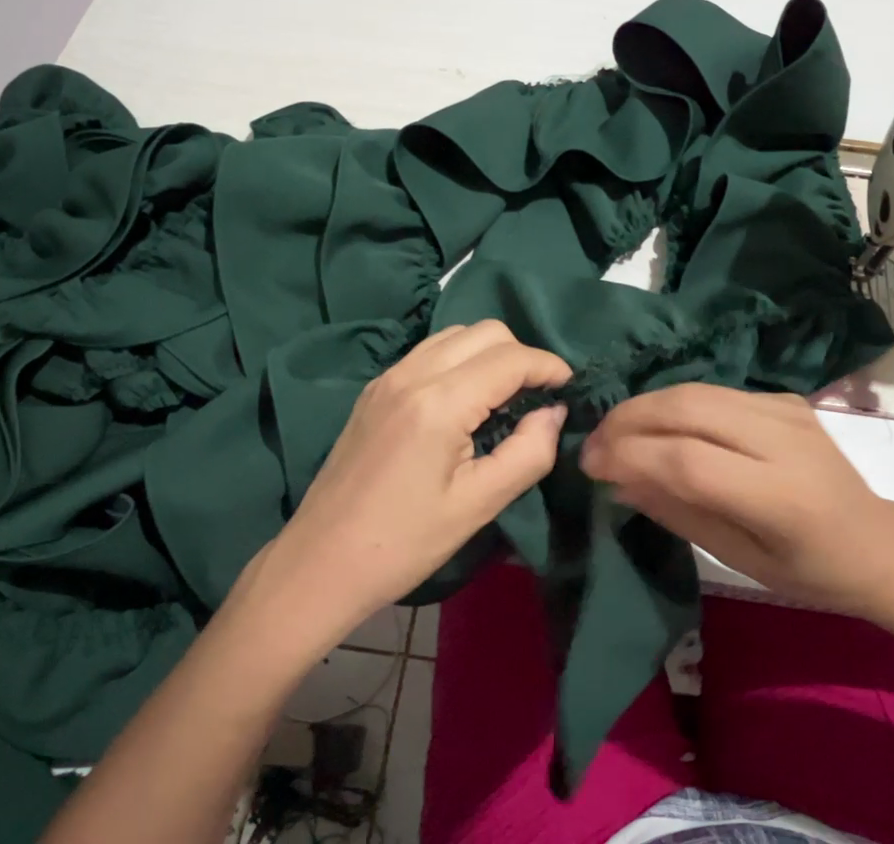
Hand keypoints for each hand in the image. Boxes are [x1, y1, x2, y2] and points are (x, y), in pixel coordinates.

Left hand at [235, 321, 570, 646]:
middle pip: (485, 331)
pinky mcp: (374, 391)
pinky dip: (460, 361)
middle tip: (540, 397)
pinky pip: (429, 353)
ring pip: (455, 335)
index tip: (571, 390)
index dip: (549, 367)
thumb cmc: (405, 542)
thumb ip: (528, 452)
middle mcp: (411, 374)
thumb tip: (554, 412)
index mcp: (439, 402)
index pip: (511, 358)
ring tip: (508, 397)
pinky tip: (468, 401)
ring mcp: (387, 378)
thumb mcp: (478, 505)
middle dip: (522, 355)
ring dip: (490, 354)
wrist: (321, 562)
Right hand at [579, 383, 893, 615]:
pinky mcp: (785, 398)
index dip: (629, 456)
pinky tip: (657, 427)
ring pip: (695, 389)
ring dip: (644, 407)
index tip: (589, 467)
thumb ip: (678, 513)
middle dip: (627, 420)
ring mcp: (787, 410)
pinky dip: (674, 405)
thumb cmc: (809, 571)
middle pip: (687, 408)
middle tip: (593, 445)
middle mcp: (784, 440)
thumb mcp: (739, 559)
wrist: (878, 542)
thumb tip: (618, 479)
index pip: (688, 459)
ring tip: (614, 433)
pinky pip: (714, 392)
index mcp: (779, 496)